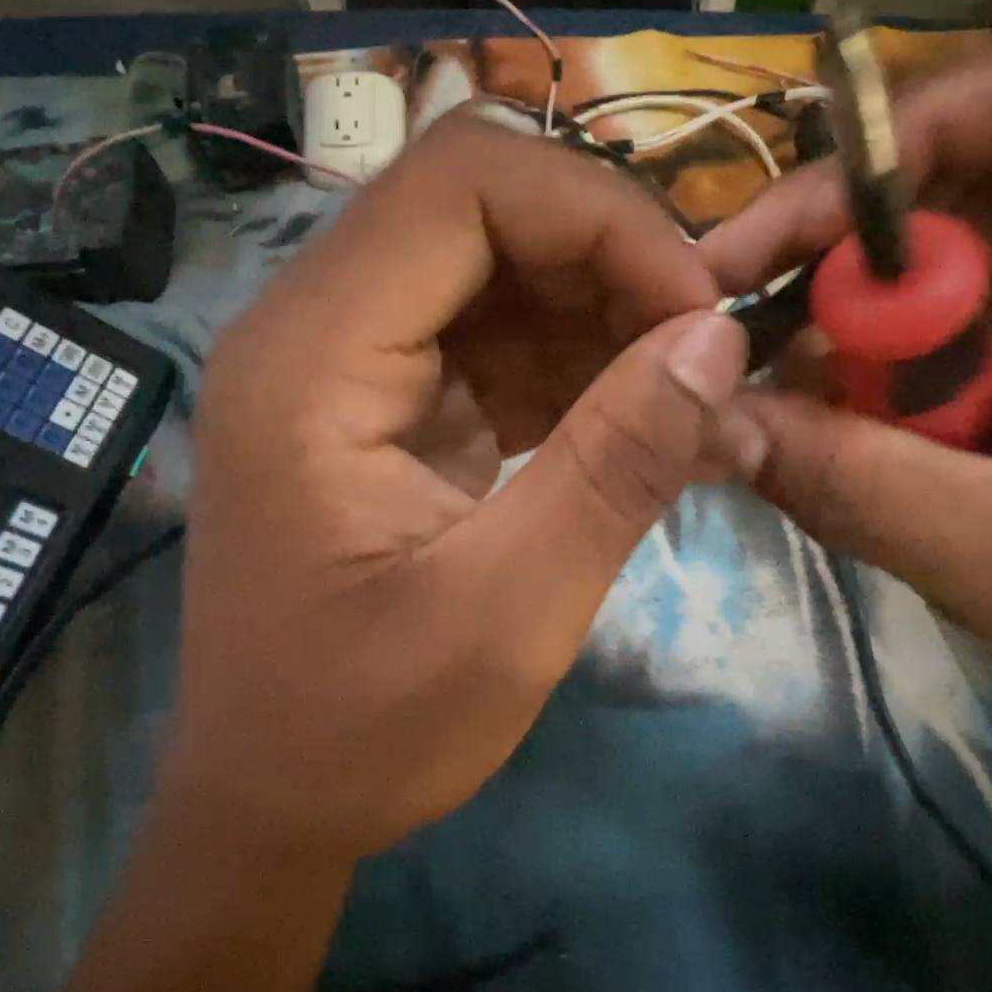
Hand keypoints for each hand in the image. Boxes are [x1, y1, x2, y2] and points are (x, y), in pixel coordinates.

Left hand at [167, 114, 760, 861]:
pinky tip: (637, 421)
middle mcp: (316, 330)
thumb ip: (616, 465)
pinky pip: (498, 339)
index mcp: (312, 359)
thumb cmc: (366, 730)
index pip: (462, 186)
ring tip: (686, 396)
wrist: (272, 804)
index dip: (600, 218)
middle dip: (611, 258)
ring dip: (605, 313)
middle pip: (482, 209)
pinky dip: (578, 364)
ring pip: (501, 269)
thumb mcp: (509, 612)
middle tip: (702, 350)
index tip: (695, 314)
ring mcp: (352, 366)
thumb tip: (718, 339)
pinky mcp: (389, 407)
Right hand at [702, 8, 991, 812]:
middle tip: (734, 295)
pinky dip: (859, 359)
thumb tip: (714, 413)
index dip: (934, 113)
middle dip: (843, 220)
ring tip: (759, 370)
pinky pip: (926, 323)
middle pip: (972, 157)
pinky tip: (812, 415)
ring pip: (933, 244)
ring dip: (840, 301)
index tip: (821, 215)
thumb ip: (855, 482)